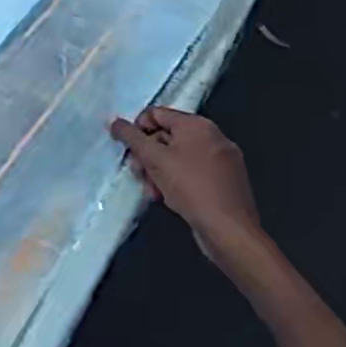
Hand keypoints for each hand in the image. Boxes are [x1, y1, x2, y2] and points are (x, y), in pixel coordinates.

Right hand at [110, 107, 262, 263]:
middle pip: (166, 137)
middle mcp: (215, 139)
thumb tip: (115, 122)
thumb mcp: (152, 157)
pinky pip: (194, 172)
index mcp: (198, 126)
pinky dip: (177, 180)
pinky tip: (168, 196)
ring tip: (152, 189)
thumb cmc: (190, 187)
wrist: (230, 233)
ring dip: (159, 170)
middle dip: (147, 155)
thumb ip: (130, 135)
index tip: (131, 149)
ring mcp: (225, 162)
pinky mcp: (228, 183)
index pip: (155, 114)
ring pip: (178, 157)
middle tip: (139, 171)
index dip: (137, 128)